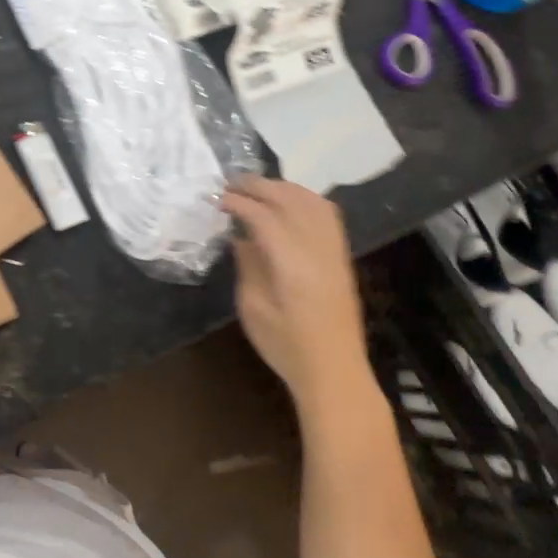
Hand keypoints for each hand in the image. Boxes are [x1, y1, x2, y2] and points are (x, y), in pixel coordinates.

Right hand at [223, 177, 372, 410]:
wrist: (334, 372)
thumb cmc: (286, 345)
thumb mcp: (252, 306)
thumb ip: (247, 264)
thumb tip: (241, 236)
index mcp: (292, 263)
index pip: (263, 216)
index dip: (238, 202)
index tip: (216, 198)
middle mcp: (317, 250)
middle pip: (289, 200)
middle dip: (258, 187)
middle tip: (230, 185)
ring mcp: (334, 252)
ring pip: (312, 202)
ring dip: (283, 188)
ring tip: (256, 188)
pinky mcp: (341, 259)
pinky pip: (327, 215)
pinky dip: (304, 199)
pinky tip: (287, 203)